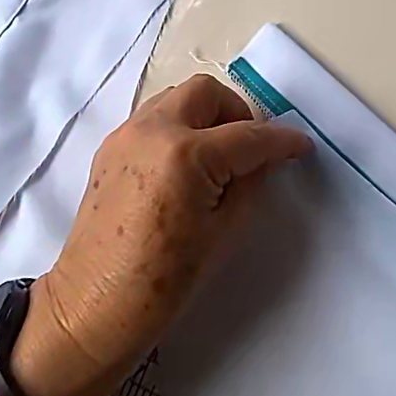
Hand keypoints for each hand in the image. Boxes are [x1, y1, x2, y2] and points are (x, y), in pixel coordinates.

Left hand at [10, 74, 311, 395]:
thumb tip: (261, 159)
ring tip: (216, 158)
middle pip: (205, 93)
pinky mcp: (109, 148)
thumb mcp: (224, 233)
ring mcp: (125, 135)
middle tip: (250, 150)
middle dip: (237, 113)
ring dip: (203, 115)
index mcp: (185, 153)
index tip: (300, 146)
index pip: (246, 135)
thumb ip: (249, 184)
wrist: (96, 301)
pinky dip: (176, 128)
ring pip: (174, 99)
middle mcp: (151, 130)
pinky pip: (151, 119)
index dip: (281, 141)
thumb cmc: (164, 279)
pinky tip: (184, 167)